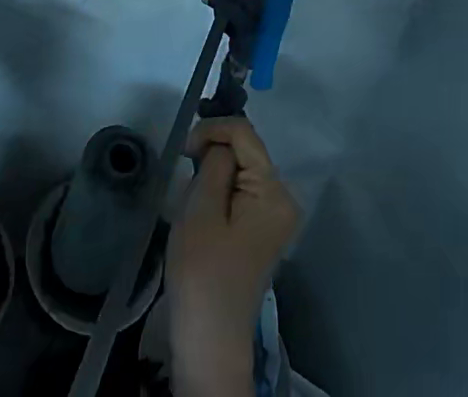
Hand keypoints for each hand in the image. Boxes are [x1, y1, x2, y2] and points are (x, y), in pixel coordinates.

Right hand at [168, 118, 299, 396]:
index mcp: (274, 192)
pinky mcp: (263, 228)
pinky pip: (242, 190)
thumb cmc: (202, 272)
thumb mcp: (200, 210)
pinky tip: (203, 209)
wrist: (210, 337)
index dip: (212, 130)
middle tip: (184, 173)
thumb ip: (213, 165)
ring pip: (242, 169)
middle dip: (213, 152)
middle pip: (247, 150)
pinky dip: (220, 189)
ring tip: (192, 197)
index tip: (184, 150)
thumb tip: (219, 144)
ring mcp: (276, 215)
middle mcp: (284, 198)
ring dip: (214, 172)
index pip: (245, 134)